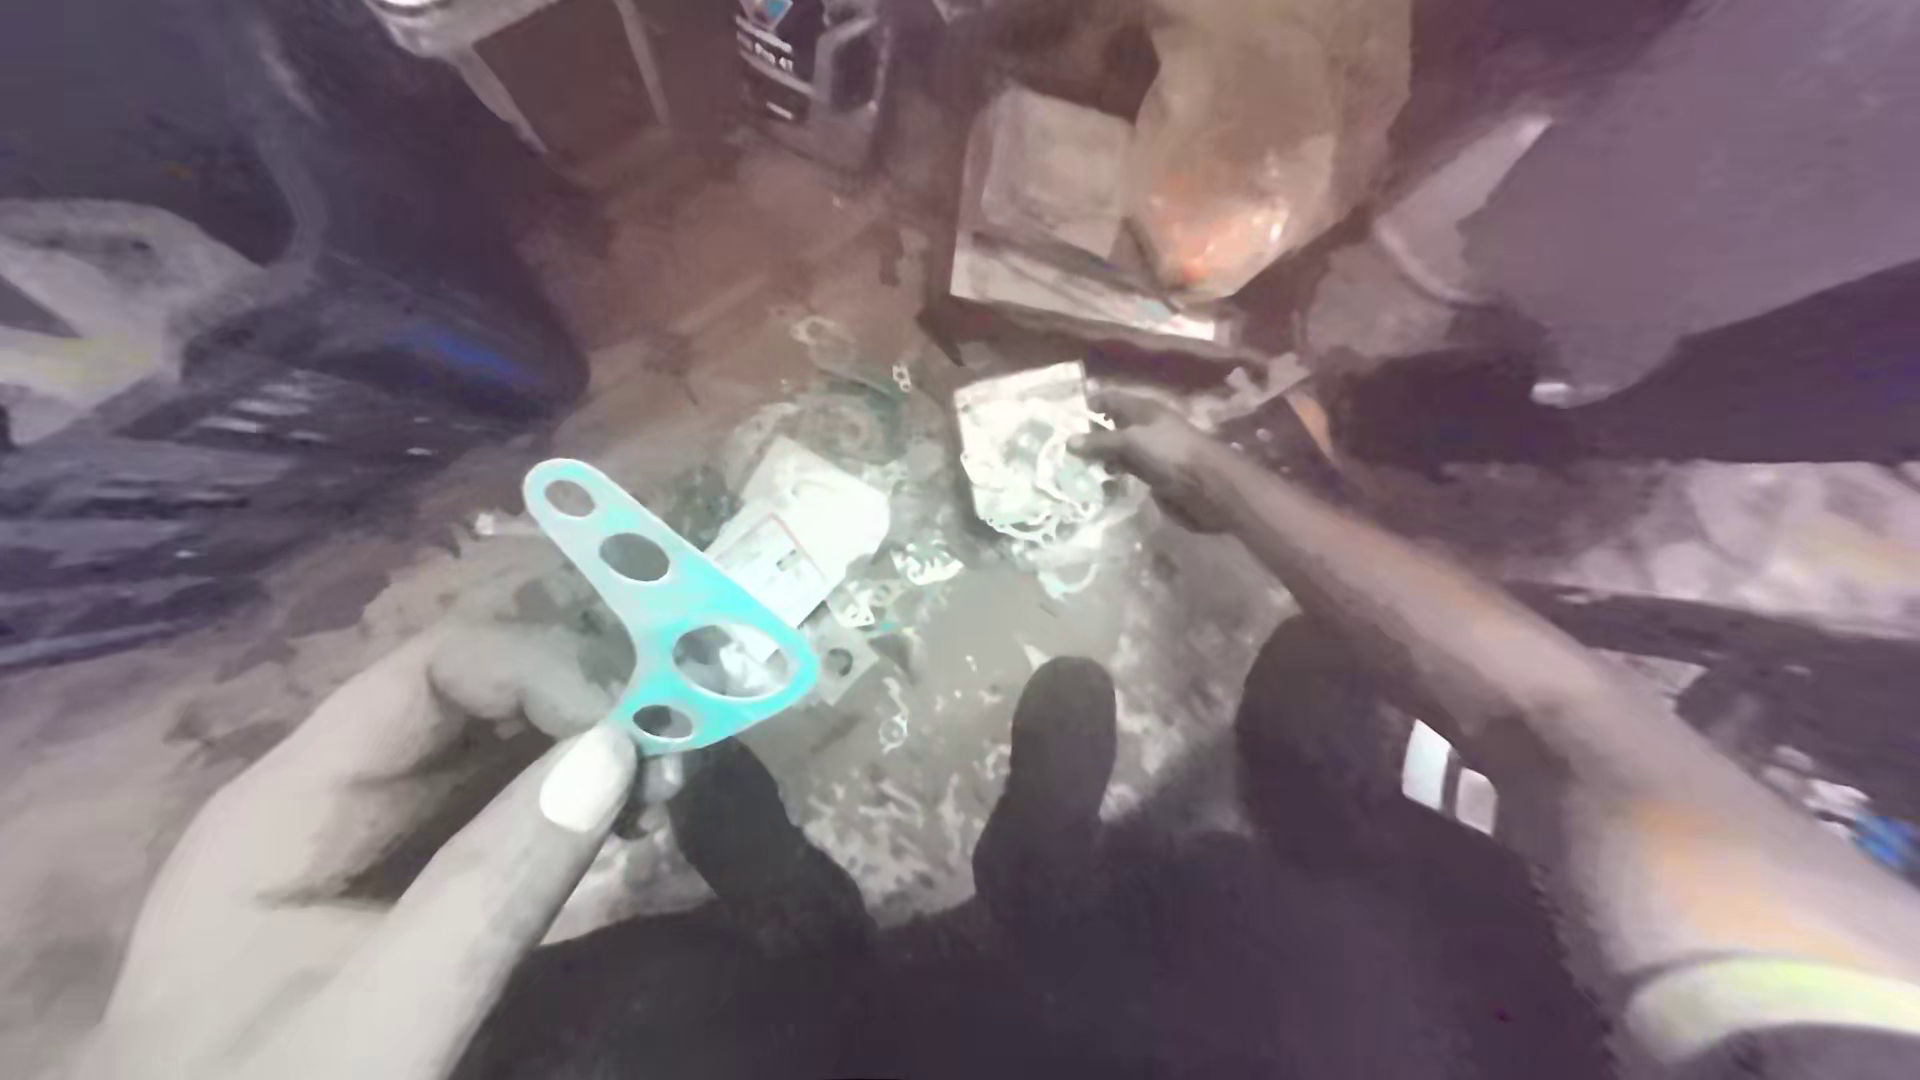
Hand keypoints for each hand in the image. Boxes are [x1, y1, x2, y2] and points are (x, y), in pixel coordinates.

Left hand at [75, 623, 638, 1079]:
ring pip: (534, 729)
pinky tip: (646, 815)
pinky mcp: (469, 851)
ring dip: (614, 740)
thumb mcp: (368, 1032)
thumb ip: (486, 892)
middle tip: (673, 745)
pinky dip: (610, 784)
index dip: (540, 669)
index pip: (436, 667)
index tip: (630, 721)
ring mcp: (423, 817)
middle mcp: (368, 782)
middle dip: (594, 700)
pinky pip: (551, 783)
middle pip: (497, 687)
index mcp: (297, 799)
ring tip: (669, 786)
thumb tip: (614, 747)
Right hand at [1072, 388, 1233, 531]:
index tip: (1064, 416)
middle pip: (1112, 425)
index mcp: (1143, 410)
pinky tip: (1099, 481)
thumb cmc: (1170, 454)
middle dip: (1090, 434)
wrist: (1207, 486)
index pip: (1111, 398)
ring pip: (1118, 450)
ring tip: (1074, 467)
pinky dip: (1113, 473)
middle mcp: (1146, 427)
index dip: (1090, 403)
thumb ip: (1100, 441)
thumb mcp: (1131, 442)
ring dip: (1099, 457)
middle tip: (1061, 446)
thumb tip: (1068, 441)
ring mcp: (1151, 451)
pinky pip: (1127, 470)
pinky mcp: (1154, 474)